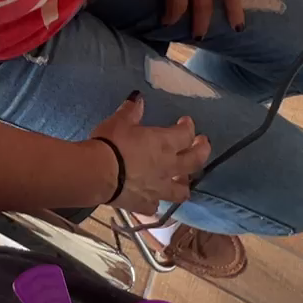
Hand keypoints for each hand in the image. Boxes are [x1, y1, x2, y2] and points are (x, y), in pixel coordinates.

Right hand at [89, 94, 210, 212]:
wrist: (99, 173)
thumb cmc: (111, 142)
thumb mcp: (119, 121)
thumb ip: (131, 111)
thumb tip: (139, 98)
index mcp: (164, 143)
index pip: (185, 134)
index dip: (188, 127)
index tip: (186, 121)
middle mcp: (168, 167)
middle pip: (195, 161)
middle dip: (202, 151)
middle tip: (203, 144)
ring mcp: (159, 189)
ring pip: (181, 191)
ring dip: (184, 183)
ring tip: (182, 178)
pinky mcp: (146, 204)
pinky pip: (156, 205)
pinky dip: (156, 200)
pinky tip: (152, 198)